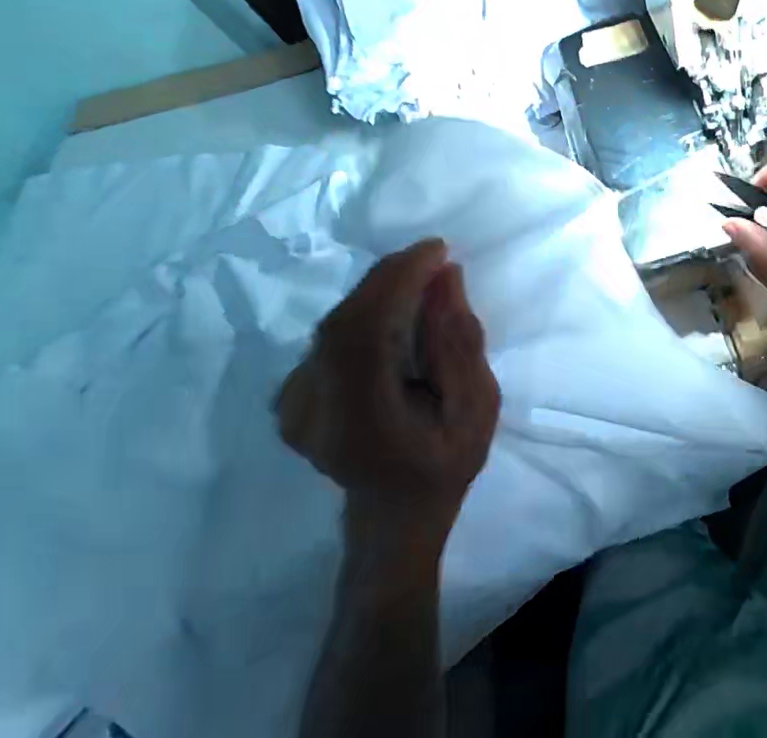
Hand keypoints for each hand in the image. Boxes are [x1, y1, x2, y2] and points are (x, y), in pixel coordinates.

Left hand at [277, 239, 500, 556]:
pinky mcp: (289, 395)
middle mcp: (312, 411)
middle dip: (391, 279)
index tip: (437, 251)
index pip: (366, 332)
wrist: (392, 515)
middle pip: (344, 322)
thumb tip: (445, 278)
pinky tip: (392, 314)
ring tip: (419, 281)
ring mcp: (293, 405)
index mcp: (360, 424)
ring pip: (335, 324)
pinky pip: (329, 336)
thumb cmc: (443, 466)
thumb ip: (459, 345)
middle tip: (433, 259)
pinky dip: (363, 313)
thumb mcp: (477, 411)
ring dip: (377, 294)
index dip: (398, 281)